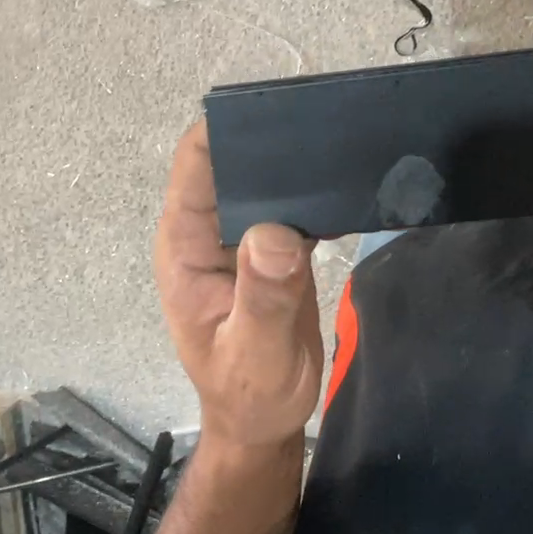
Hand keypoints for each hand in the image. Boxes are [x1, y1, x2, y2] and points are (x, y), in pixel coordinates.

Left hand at [154, 122, 322, 448]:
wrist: (265, 423)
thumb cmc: (249, 395)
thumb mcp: (255, 355)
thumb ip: (264, 298)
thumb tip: (275, 234)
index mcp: (187, 248)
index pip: (195, 166)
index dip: (226, 131)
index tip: (274, 110)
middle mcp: (208, 233)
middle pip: (231, 163)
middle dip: (268, 140)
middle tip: (324, 121)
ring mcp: (241, 239)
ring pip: (262, 182)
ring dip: (293, 164)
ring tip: (342, 140)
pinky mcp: (272, 249)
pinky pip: (288, 205)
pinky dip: (311, 193)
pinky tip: (345, 180)